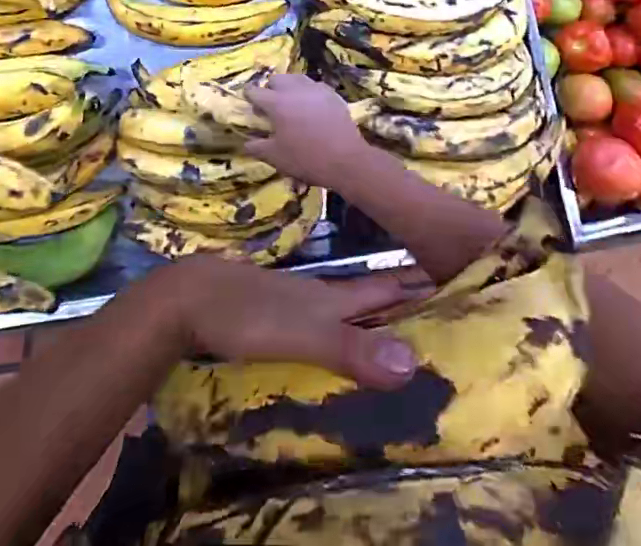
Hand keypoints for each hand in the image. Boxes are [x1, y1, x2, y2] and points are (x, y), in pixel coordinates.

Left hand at [141, 255, 420, 389]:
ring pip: (337, 302)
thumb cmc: (242, 314)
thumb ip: (349, 348)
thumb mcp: (299, 334)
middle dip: (398, 294)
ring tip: (394, 318)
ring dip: (367, 309)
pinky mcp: (264, 311)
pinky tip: (331, 331)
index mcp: (326, 298)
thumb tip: (414, 362)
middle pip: (362, 293)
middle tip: (437, 296)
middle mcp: (312, 293)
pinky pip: (313, 315)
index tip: (458, 277)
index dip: (416, 286)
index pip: (382, 289)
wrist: (182, 300)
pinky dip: (334, 321)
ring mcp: (285, 299)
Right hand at [241, 74, 371, 185]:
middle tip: (271, 105)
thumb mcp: (275, 157)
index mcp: (276, 103)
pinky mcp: (333, 95)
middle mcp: (294, 90)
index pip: (255, 92)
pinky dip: (309, 93)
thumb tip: (247, 143)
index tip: (249, 102)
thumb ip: (257, 147)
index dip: (249, 96)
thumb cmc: (306, 159)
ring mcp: (316, 90)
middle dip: (270, 89)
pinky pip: (316, 87)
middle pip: (276, 79)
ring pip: (297, 78)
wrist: (346, 161)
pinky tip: (312, 106)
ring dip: (290, 87)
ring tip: (292, 102)